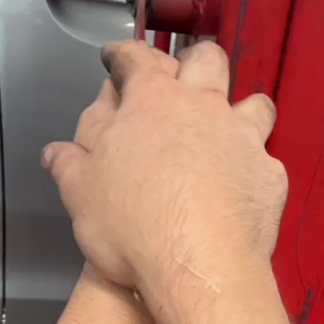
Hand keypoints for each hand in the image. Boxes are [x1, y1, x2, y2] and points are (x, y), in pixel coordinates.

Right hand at [42, 41, 285, 323]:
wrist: (197, 269)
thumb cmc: (134, 229)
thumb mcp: (82, 197)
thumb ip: (69, 167)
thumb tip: (56, 153)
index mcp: (150, 103)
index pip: (135, 59)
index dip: (122, 54)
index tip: (116, 57)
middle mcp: (201, 108)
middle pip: (205, 61)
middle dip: (193, 62)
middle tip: (182, 79)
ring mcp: (241, 138)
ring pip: (252, 103)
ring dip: (241, 108)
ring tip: (229, 126)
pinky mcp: (267, 175)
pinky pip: (266, 159)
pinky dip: (255, 167)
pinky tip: (244, 184)